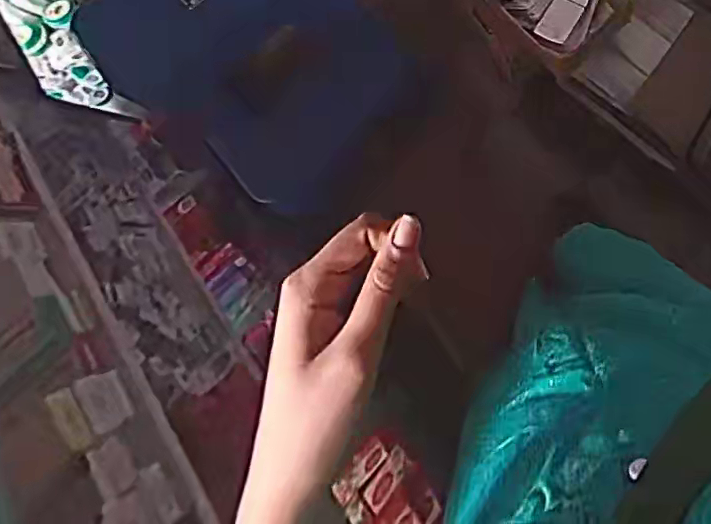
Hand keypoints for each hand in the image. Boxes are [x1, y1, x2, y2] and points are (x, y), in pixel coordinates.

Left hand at [238, 214, 427, 523]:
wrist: (290, 484)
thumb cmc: (316, 423)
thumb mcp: (358, 349)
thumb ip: (385, 285)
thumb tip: (408, 226)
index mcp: (307, 283)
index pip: (362, 230)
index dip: (395, 243)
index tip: (419, 275)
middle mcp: (309, 285)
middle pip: (364, 244)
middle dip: (397, 260)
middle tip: (416, 296)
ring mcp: (317, 303)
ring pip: (367, 266)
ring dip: (394, 279)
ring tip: (407, 310)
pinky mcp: (328, 321)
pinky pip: (364, 289)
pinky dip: (386, 296)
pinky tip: (393, 318)